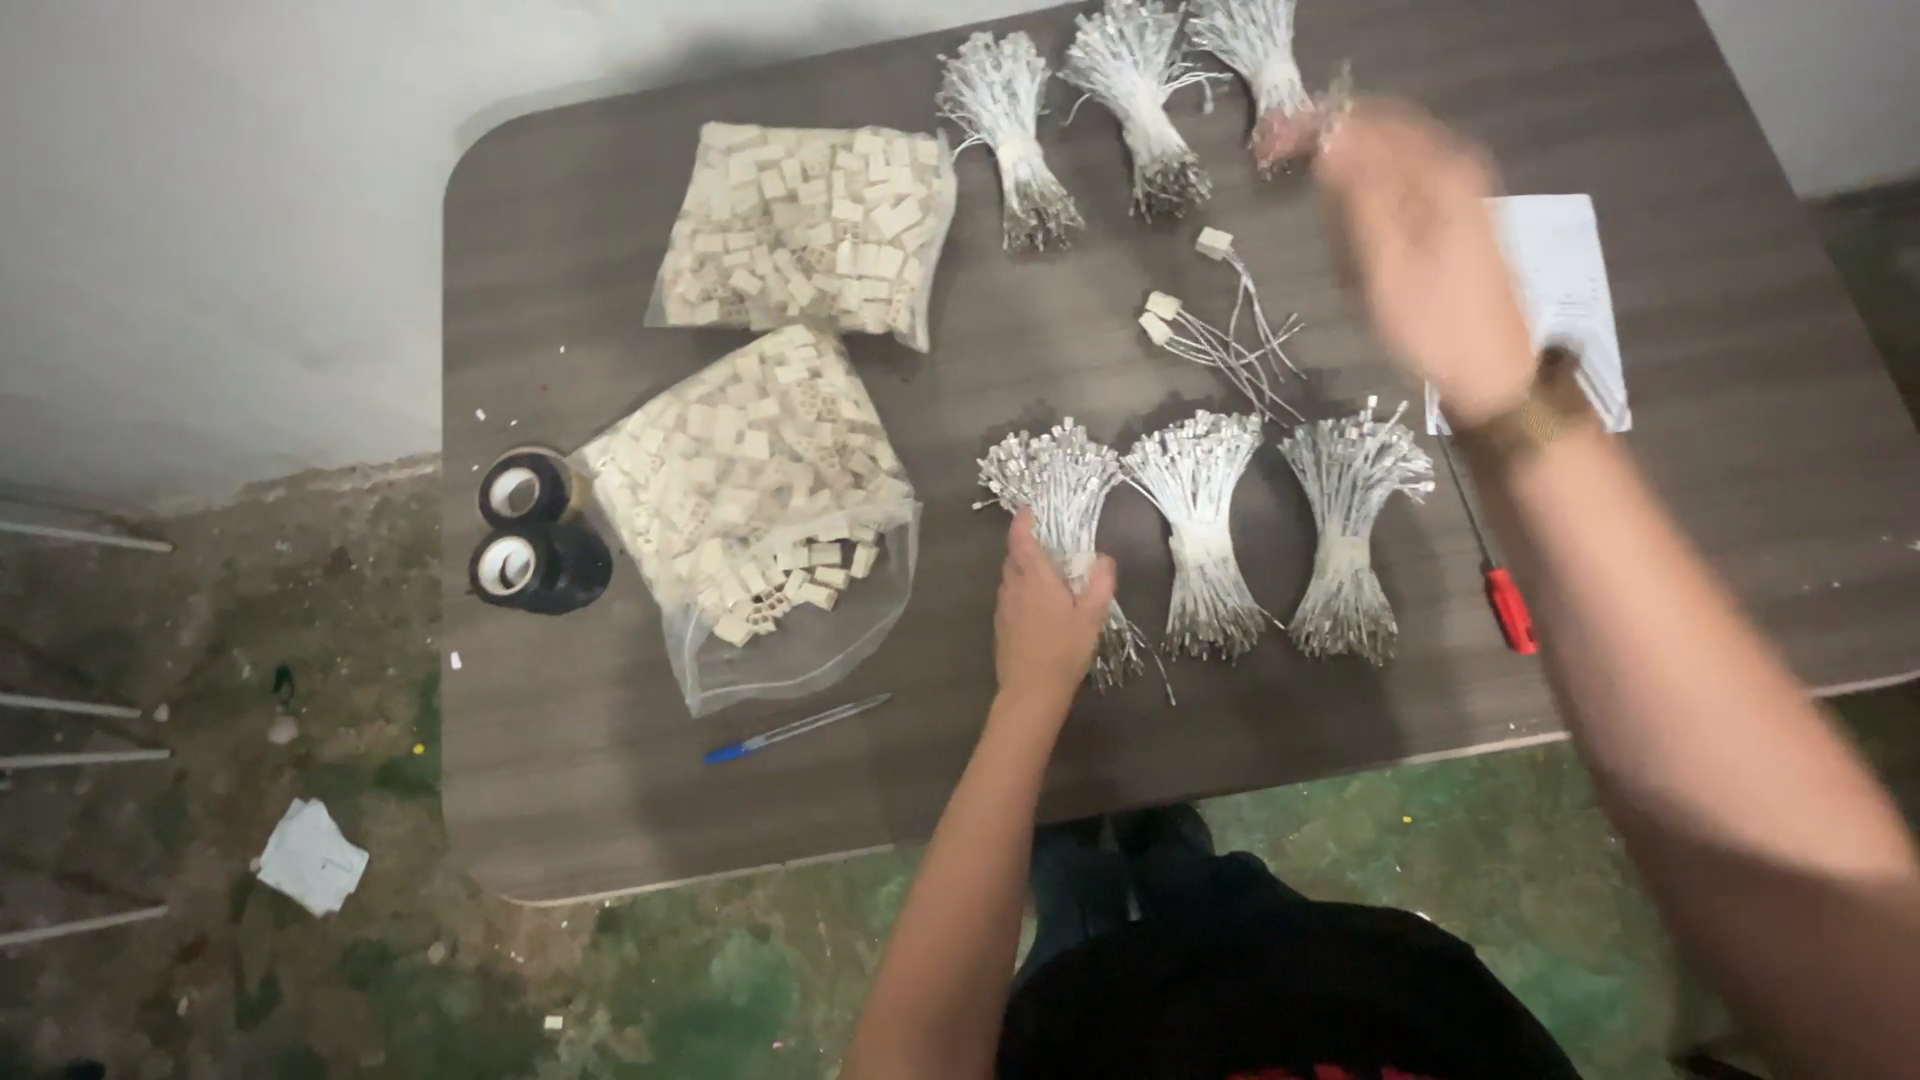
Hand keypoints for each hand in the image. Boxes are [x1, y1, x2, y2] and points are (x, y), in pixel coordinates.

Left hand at [993, 508, 1115, 706]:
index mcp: (1034, 578)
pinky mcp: (1001, 625)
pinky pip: (1009, 596)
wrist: (1031, 691)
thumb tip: (1104, 559)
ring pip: (1010, 577)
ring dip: (1023, 568)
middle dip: (1025, 544)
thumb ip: (1101, 583)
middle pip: (1013, 556)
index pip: (1021, 539)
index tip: (1028, 509)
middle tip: (1046, 542)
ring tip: (1045, 574)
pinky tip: (1037, 605)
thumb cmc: (1064, 650)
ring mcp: (1003, 606)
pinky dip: (1020, 590)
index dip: (1022, 521)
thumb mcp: (1092, 616)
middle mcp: (1013, 587)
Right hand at [1311, 98, 1538, 426]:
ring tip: (1347, 271)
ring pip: (1375, 177)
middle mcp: (1449, 168)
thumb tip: (1329, 138)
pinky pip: (1389, 203)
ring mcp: (1451, 193)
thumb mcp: (1385, 265)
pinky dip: (1363, 229)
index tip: (1262, 149)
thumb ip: (1357, 196)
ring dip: (1345, 213)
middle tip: (1299, 215)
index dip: (1308, 127)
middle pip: (1369, 143)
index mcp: (1436, 172)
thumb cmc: (1432, 325)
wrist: (1489, 369)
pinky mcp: (1446, 220)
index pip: (1362, 122)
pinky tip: (1362, 269)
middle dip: (1326, 173)